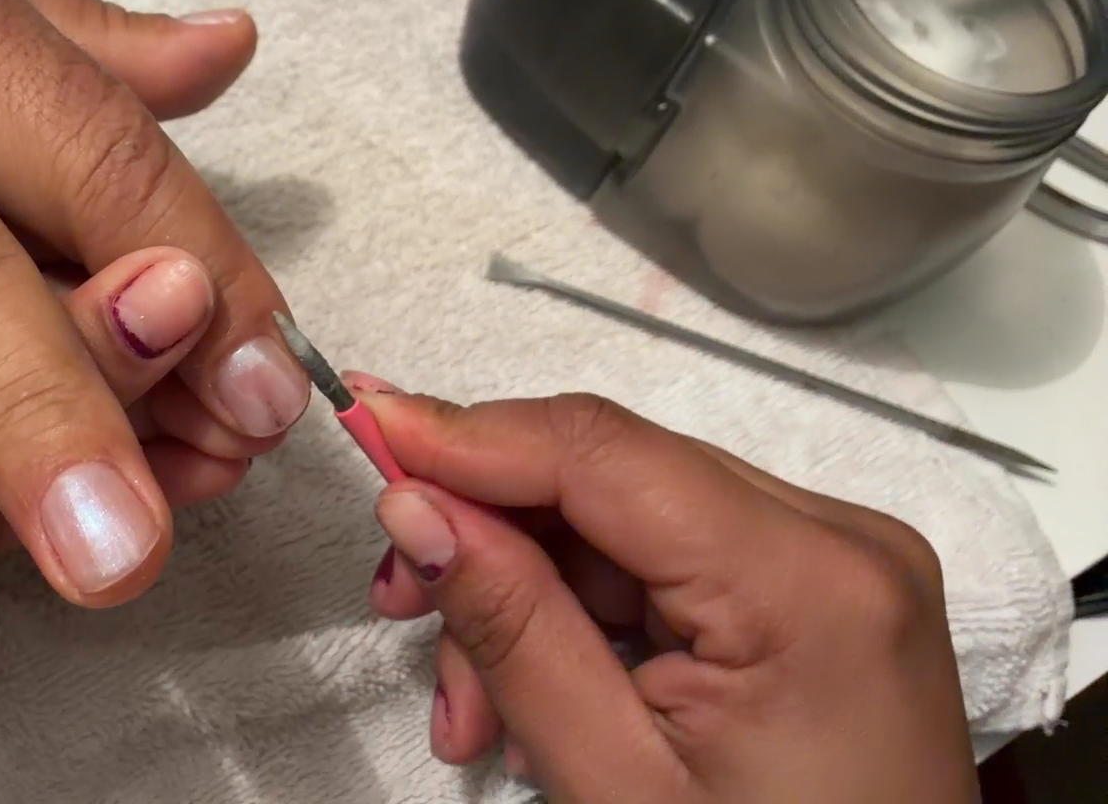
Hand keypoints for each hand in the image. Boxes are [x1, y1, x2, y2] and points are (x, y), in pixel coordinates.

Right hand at [353, 380, 976, 802]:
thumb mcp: (610, 777)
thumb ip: (507, 624)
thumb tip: (406, 501)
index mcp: (803, 580)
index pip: (593, 450)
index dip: (462, 429)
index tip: (363, 417)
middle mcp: (821, 534)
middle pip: (588, 474)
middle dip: (477, 530)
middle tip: (397, 598)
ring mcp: (809, 550)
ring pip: (594, 514)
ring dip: (508, 585)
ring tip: (465, 700)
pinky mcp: (784, 576)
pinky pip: (629, 552)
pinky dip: (558, 606)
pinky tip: (521, 689)